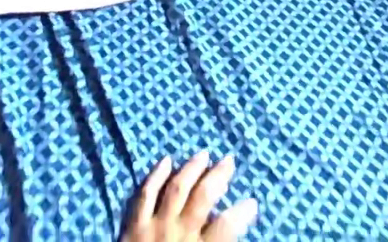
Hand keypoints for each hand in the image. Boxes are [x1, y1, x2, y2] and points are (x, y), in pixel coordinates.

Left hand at [122, 152, 257, 241]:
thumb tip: (232, 236)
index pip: (226, 227)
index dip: (242, 213)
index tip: (252, 201)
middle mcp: (180, 232)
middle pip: (203, 196)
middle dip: (218, 176)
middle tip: (229, 160)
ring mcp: (156, 225)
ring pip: (177, 187)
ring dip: (191, 168)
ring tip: (203, 154)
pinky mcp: (134, 224)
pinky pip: (145, 193)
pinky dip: (156, 175)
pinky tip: (166, 160)